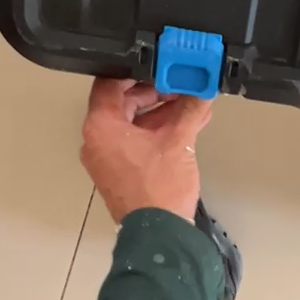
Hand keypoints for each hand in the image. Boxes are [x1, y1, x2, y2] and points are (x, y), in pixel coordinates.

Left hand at [81, 78, 213, 222]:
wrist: (159, 234)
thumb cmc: (160, 188)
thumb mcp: (179, 141)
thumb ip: (190, 109)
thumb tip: (203, 90)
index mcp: (101, 127)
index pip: (110, 84)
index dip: (135, 71)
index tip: (157, 65)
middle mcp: (96, 140)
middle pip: (122, 103)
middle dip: (153, 93)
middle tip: (179, 85)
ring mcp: (106, 159)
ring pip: (131, 124)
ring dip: (159, 114)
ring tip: (189, 105)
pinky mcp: (119, 173)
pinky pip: (134, 143)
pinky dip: (155, 133)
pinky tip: (184, 127)